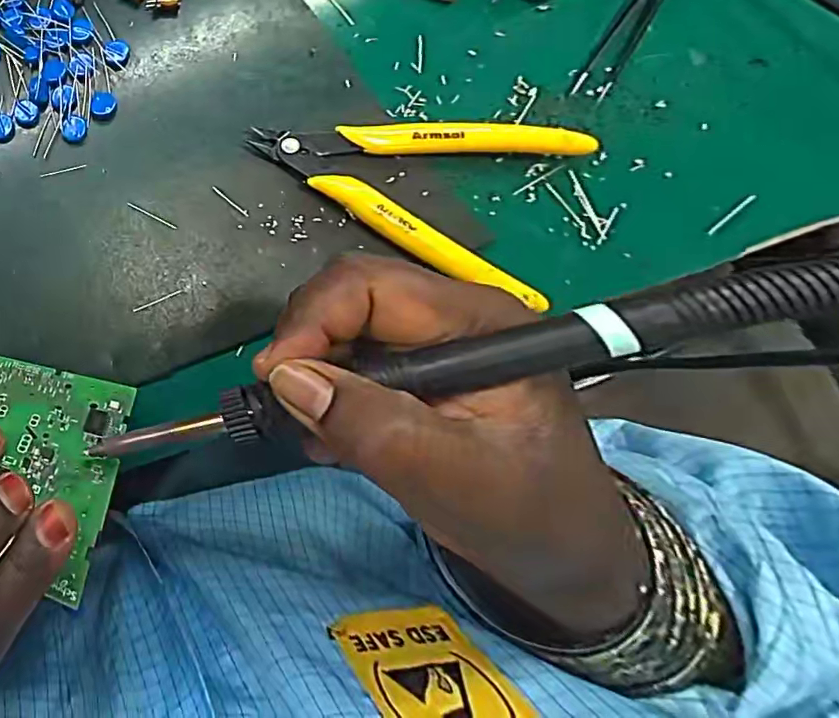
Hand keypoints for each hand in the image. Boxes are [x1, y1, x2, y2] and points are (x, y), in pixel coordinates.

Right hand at [255, 254, 646, 640]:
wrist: (562, 553)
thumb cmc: (529, 517)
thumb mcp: (453, 479)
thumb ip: (373, 426)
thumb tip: (287, 379)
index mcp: (479, 322)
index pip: (366, 285)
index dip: (311, 320)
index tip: (276, 374)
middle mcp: (449, 312)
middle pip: (344, 294)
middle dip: (305, 344)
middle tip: (291, 399)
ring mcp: (426, 334)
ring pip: (334, 321)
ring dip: (309, 368)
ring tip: (317, 425)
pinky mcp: (406, 357)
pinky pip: (339, 348)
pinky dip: (318, 382)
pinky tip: (329, 425)